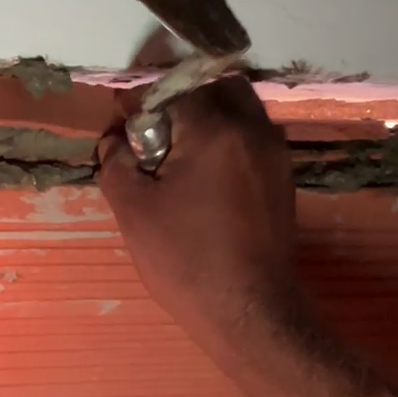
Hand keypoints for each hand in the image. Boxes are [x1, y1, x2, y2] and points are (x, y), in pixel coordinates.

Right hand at [98, 76, 299, 340]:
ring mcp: (275, 152)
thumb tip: (115, 138)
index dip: (141, 104)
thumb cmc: (184, 260)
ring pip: (238, 108)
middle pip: (214, 86)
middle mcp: (253, 128)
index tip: (122, 129)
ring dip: (206, 118)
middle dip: (181, 101)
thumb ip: (116, 161)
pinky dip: (226, 141)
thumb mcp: (133, 210)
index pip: (171, 90)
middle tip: (156, 138)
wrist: (247, 310)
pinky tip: (204, 180)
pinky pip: (250, 137)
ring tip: (179, 160)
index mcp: (215, 129)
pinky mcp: (283, 176)